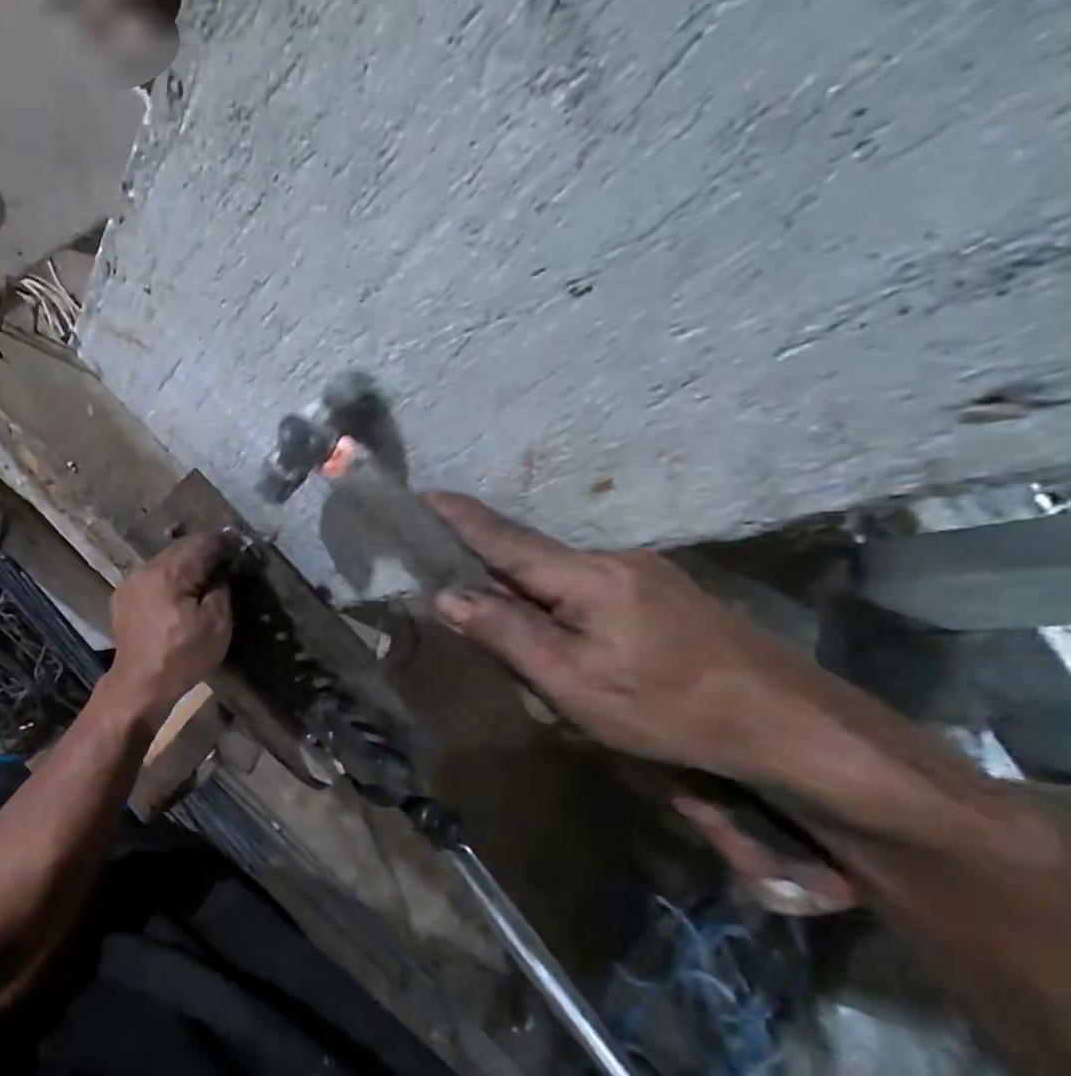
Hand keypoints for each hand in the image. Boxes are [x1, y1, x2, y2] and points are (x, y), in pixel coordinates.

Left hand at [106, 533, 233, 716]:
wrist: (140, 684)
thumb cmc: (182, 656)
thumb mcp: (217, 624)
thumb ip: (222, 588)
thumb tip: (224, 570)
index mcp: (169, 572)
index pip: (202, 543)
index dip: (224, 545)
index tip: (239, 552)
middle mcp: (145, 569)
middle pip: (179, 549)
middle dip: (202, 555)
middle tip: (223, 567)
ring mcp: (129, 582)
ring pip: (163, 563)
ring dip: (182, 568)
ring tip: (200, 582)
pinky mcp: (121, 597)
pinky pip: (149, 579)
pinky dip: (165, 581)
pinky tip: (175, 597)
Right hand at [427, 493, 852, 777]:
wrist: (801, 730)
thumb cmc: (671, 708)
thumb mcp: (570, 681)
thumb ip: (504, 633)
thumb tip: (447, 595)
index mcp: (587, 575)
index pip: (504, 539)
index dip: (460, 519)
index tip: (424, 495)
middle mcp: (616, 561)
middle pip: (530, 566)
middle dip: (497, 595)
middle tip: (484, 641)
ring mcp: (649, 576)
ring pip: (562, 587)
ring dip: (536, 619)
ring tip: (546, 676)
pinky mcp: (669, 598)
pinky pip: (593, 599)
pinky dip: (568, 623)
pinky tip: (585, 666)